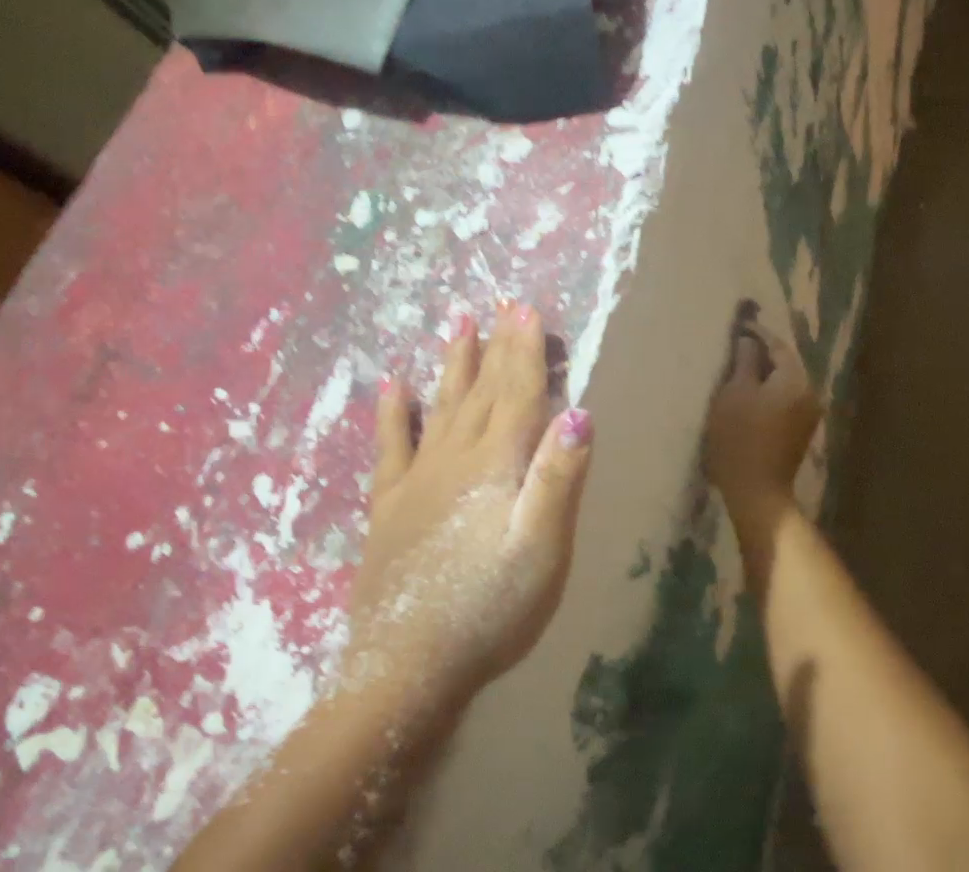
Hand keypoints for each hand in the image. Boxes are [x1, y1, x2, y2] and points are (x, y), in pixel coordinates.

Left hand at [346, 303, 592, 695]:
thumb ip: (558, 478)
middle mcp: (452, 459)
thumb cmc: (490, 610)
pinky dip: (391, 413)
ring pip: (437, 407)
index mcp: (495, 465)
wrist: (406, 666)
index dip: (525, 351)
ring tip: (457, 324)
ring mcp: (415, 481)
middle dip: (495, 346)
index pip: (517, 394)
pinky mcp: (388, 507)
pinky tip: (389, 385)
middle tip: (499, 303)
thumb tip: (580, 411)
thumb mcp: (542, 549)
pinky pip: (390, 445)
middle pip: (479, 391)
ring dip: (451, 364)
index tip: (527, 308)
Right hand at [705, 320, 822, 516]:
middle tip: (737, 345)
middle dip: (763, 354)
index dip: (757, 334)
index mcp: (796, 379)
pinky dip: (770, 393)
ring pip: (786, 383)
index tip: (739, 326)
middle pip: (786, 364)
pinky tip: (751, 396)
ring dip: (766, 374)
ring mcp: (809, 414)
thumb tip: (748, 339)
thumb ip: (743, 361)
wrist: (757, 491)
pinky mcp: (801, 431)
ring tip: (740, 370)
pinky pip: (786, 400)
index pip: (778, 346)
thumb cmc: (740, 438)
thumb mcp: (734, 393)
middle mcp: (810, 392)